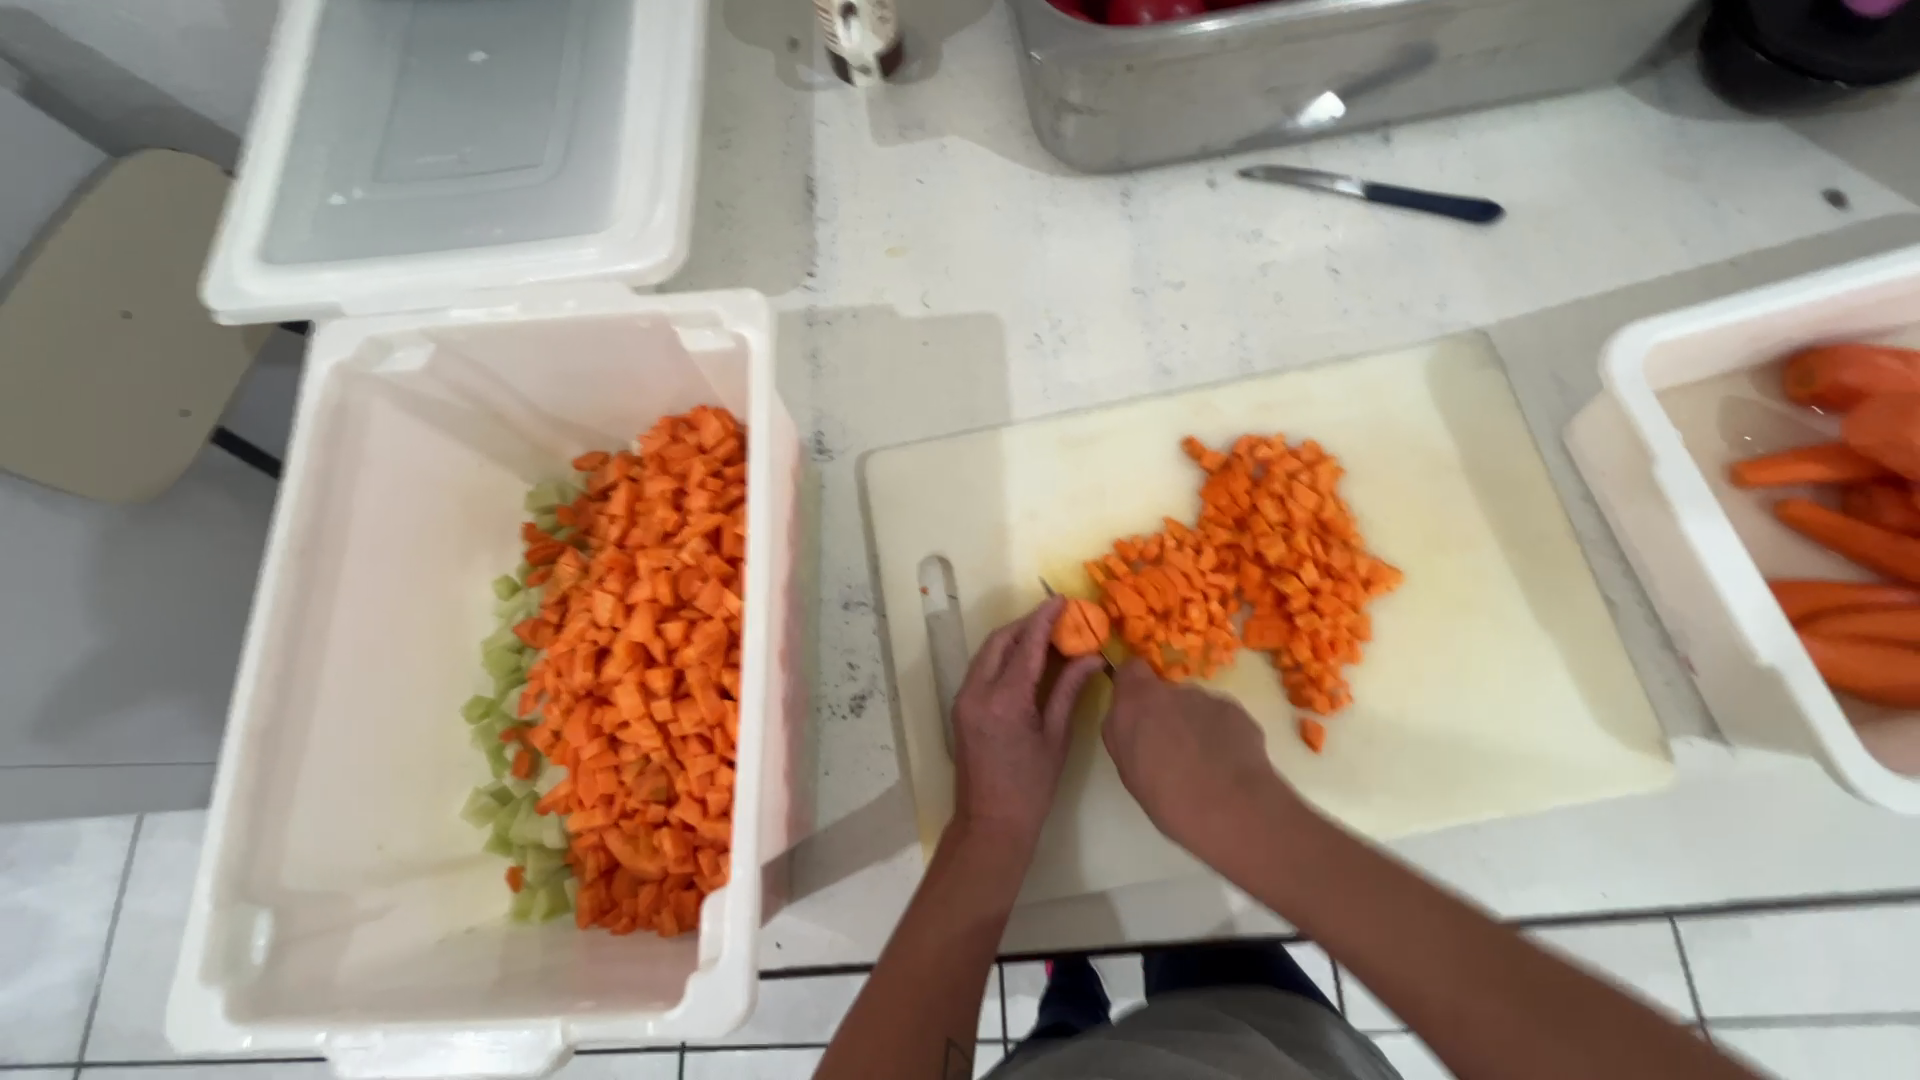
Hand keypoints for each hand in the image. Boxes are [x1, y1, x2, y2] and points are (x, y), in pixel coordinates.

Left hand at [950, 596, 1105, 849]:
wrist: (989, 822)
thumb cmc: (1031, 787)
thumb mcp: (1056, 737)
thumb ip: (1069, 690)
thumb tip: (1092, 656)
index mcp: (1005, 699)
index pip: (1026, 645)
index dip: (1044, 619)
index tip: (1062, 600)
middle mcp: (977, 691)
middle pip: (1000, 641)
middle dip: (1027, 623)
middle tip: (1056, 616)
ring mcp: (964, 698)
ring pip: (987, 652)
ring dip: (1013, 637)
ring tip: (1044, 633)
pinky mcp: (961, 707)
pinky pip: (981, 668)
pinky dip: (1003, 656)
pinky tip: (1025, 658)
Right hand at [1102, 659, 1304, 858]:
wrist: (1230, 809)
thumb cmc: (1167, 797)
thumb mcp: (1128, 769)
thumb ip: (1124, 735)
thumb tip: (1131, 724)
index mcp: (1137, 702)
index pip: (1131, 669)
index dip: (1134, 686)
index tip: (1138, 711)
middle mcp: (1172, 691)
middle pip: (1166, 693)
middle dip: (1168, 714)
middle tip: (1175, 750)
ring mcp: (1208, 699)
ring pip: (1196, 707)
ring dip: (1196, 725)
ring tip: (1205, 763)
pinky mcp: (1238, 711)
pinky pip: (1222, 718)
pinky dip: (1222, 734)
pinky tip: (1227, 764)